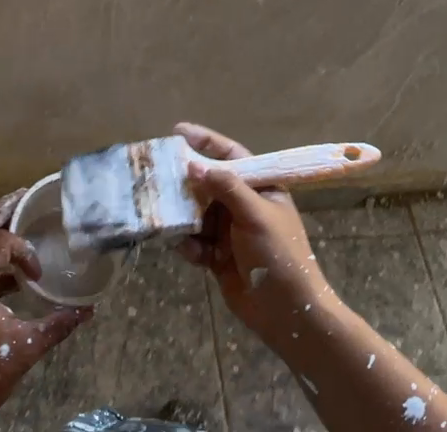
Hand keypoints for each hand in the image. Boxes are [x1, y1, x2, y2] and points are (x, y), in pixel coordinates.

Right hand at [172, 122, 334, 348]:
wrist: (288, 314)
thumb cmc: (279, 256)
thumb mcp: (256, 215)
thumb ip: (226, 187)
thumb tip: (193, 165)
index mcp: (261, 188)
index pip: (232, 155)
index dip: (207, 142)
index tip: (178, 132)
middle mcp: (243, 205)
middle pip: (207, 183)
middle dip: (185, 181)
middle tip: (157, 173)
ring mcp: (229, 231)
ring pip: (196, 212)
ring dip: (181, 215)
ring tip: (163, 213)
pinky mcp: (218, 256)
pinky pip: (194, 241)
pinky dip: (187, 244)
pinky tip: (185, 249)